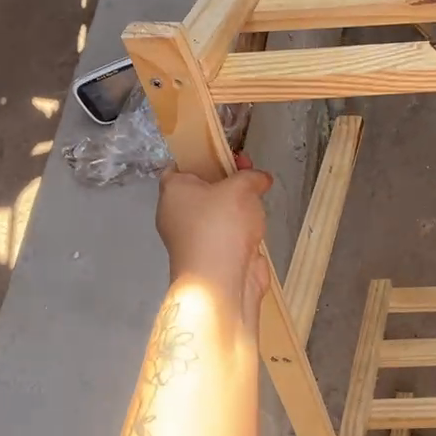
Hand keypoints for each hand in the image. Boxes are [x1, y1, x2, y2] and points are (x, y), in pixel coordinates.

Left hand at [155, 157, 273, 325]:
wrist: (222, 281)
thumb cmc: (221, 225)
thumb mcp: (241, 187)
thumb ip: (252, 176)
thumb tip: (261, 179)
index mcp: (173, 192)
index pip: (179, 166)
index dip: (201, 156)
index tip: (225, 153)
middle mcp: (177, 214)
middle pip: (202, 187)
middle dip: (228, 179)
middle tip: (251, 172)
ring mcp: (193, 237)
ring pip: (216, 211)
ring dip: (237, 204)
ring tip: (260, 196)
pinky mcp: (211, 254)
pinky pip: (226, 231)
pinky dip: (241, 227)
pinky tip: (258, 223)